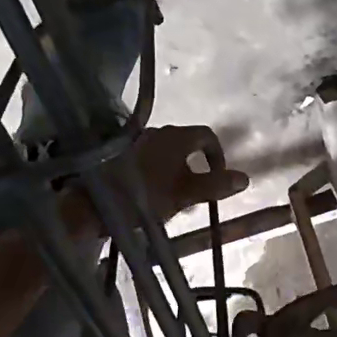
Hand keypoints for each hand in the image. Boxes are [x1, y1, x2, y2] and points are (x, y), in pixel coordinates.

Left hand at [62, 126, 249, 238]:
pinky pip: (146, 157)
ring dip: (174, 169)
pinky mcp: (118, 153)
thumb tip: (245, 178)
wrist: (91, 204)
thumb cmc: (144, 197)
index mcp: (176, 137)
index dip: (217, 155)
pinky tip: (149, 193)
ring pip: (165, 151)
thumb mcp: (185, 195)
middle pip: (186, 143)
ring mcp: (135, 141)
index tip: (217, 178)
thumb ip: (215, 185)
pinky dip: (155, 171)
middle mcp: (157, 132)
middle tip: (195, 191)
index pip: (207, 136)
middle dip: (195, 165)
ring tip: (172, 196)